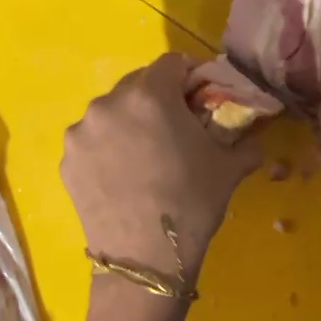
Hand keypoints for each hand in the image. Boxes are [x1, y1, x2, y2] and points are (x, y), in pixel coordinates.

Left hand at [63, 54, 261, 276]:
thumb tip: (253, 137)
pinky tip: (124, 177)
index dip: (190, 77)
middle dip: (158, 100)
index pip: (172, 63)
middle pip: (138, 85)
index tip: (200, 98)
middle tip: (176, 129)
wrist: (145, 257)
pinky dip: (109, 150)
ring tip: (146, 158)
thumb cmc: (192, 203)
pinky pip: (93, 142)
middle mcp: (108, 102)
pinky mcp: (67, 161)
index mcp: (150, 94)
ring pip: (112, 113)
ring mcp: (81, 132)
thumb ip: (244, 141)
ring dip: (130, 124)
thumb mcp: (230, 167)